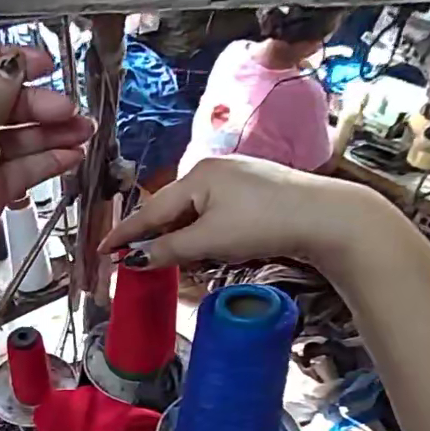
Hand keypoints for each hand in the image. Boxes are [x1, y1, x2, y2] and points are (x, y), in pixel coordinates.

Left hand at [0, 45, 91, 294]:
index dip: (8, 62)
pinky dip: (45, 162)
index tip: (46, 63)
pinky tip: (71, 155)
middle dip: (37, 104)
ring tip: (83, 131)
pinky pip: (19, 170)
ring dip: (49, 134)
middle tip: (69, 108)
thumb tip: (13, 66)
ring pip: (13, 140)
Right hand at [99, 156, 403, 274]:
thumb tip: (134, 260)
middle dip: (155, 236)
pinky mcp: (252, 190)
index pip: (149, 210)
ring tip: (179, 258)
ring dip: (181, 238)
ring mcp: (234, 178)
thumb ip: (167, 250)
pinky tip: (209, 246)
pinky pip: (212, 213)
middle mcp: (211, 170)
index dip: (124, 233)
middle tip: (138, 260)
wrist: (328, 217)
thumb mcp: (208, 241)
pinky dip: (202, 232)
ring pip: (192, 213)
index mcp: (196, 176)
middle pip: (170, 210)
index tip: (101, 249)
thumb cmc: (263, 224)